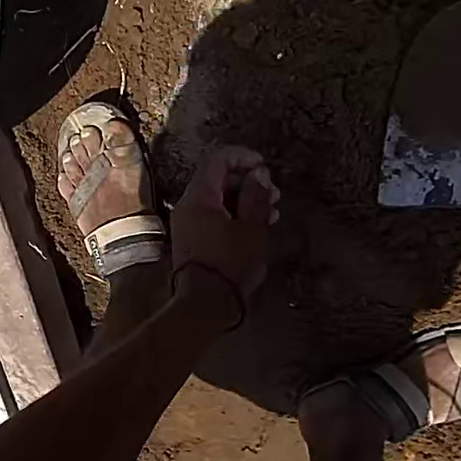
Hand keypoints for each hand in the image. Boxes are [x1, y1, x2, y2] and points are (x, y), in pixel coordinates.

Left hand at [170, 147, 279, 326]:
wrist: (204, 303)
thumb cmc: (230, 265)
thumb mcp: (252, 228)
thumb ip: (256, 196)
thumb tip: (258, 174)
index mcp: (199, 198)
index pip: (217, 160)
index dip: (243, 157)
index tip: (265, 167)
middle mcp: (187, 206)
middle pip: (217, 179)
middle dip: (247, 181)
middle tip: (273, 194)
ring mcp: (187, 223)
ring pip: (217, 199)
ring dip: (244, 200)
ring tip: (271, 212)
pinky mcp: (191, 239)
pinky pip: (212, 216)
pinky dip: (233, 214)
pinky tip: (255, 226)